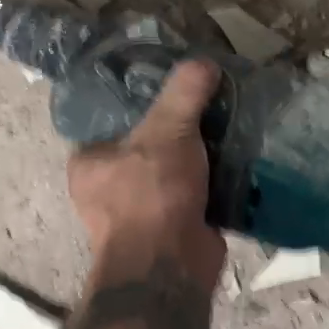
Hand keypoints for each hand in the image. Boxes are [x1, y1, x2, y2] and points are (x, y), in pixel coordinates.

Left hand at [66, 59, 226, 289]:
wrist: (170, 267)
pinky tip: (240, 154)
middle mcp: (109, 186)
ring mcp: (142, 209)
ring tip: (231, 120)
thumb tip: (205, 62)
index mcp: (89, 162)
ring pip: (176, 165)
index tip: (176, 80)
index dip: (144, 96)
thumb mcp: (166, 130)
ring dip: (201, 151)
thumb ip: (184, 92)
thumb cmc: (151, 194)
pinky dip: (216, 176)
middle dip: (180, 125)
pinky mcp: (174, 225)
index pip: (113, 116)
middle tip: (211, 98)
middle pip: (150, 140)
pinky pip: (198, 189)